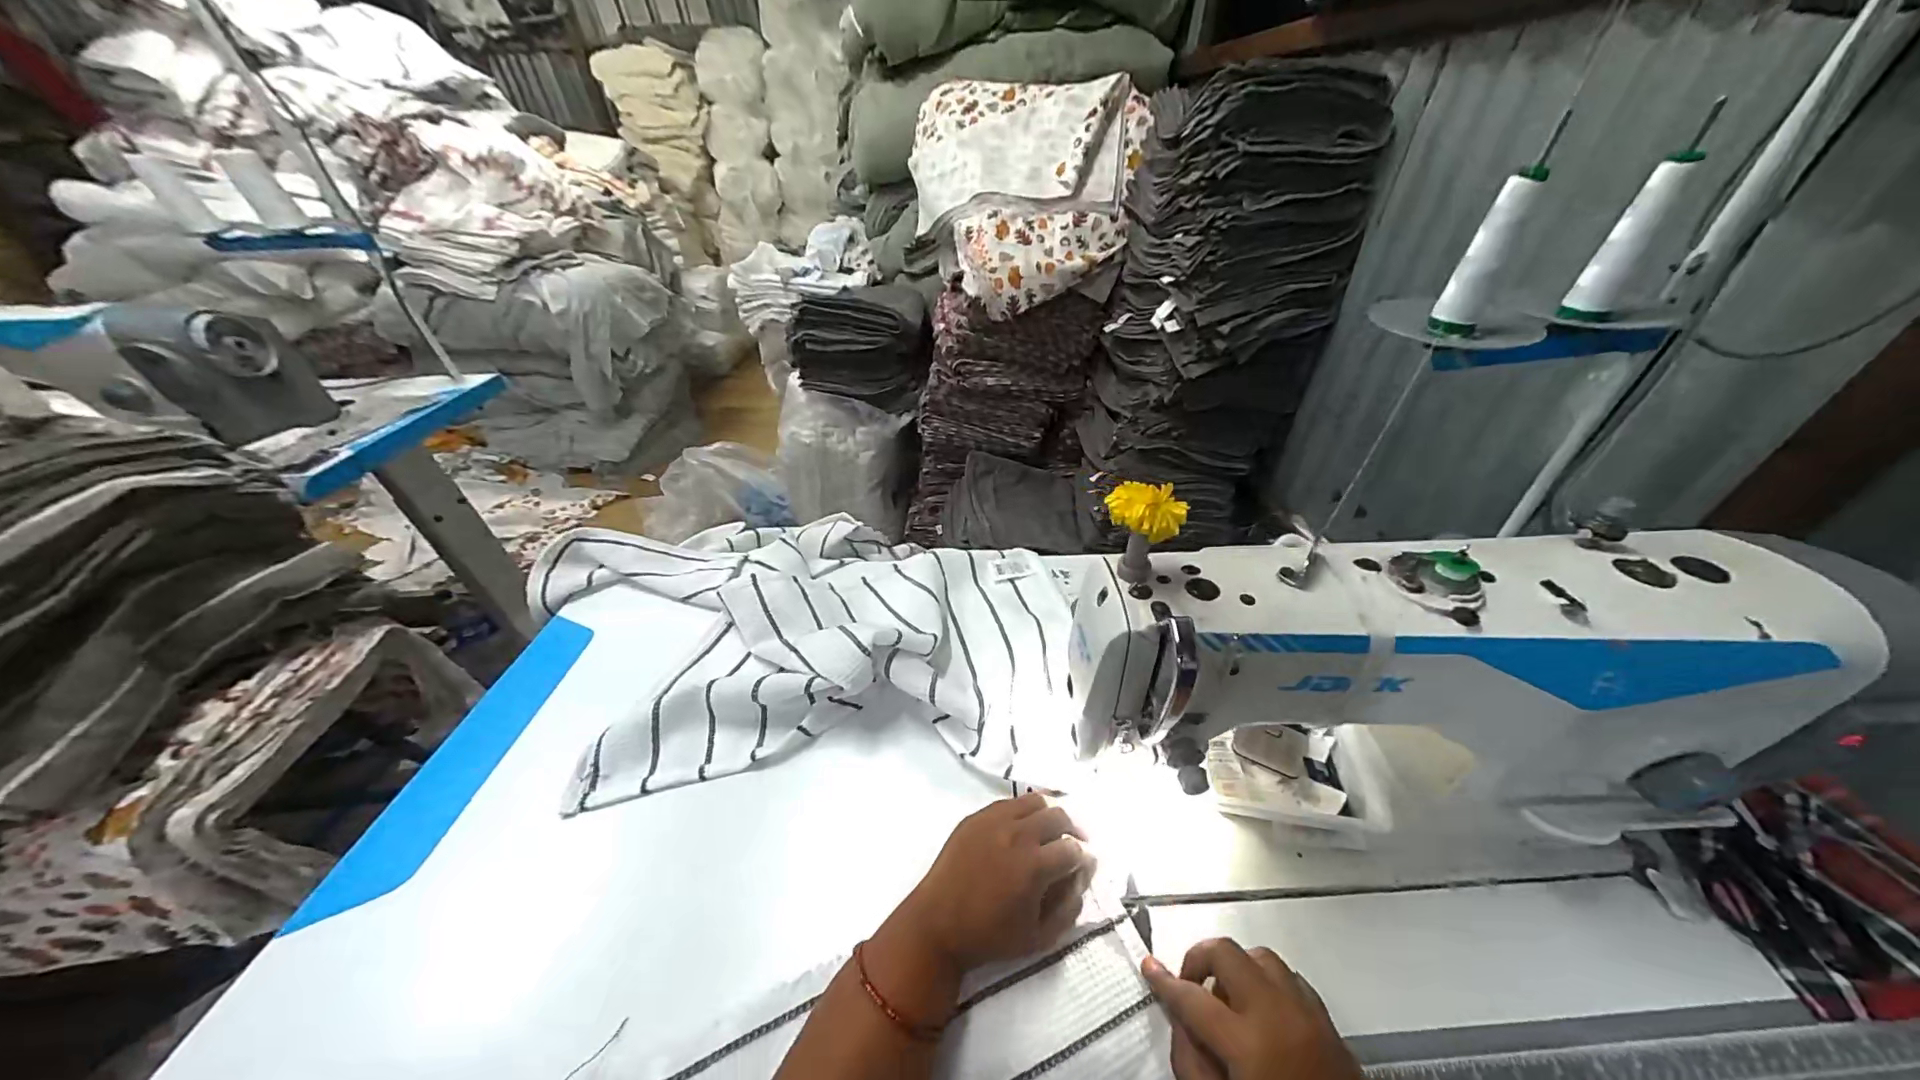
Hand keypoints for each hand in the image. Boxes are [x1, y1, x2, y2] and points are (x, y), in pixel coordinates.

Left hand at [892, 793, 1096, 973]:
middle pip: (1059, 816)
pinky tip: (1021, 829)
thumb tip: (1082, 875)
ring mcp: (993, 821)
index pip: (1074, 849)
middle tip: (1071, 846)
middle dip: (1071, 831)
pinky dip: (1022, 812)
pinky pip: (1008, 803)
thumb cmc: (989, 936)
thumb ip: (1069, 907)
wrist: (937, 924)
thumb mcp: (1039, 937)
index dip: (1082, 859)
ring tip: (1048, 832)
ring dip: (1048, 815)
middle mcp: (1017, 835)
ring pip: (1034, 801)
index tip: (1080, 868)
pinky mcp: (975, 817)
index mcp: (1034, 866)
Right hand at [1141, 938, 1359, 1079]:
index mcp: (1247, 1043)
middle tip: (1191, 985)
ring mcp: (1308, 1014)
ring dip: (1237, 969)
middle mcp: (1277, 1015)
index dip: (1164, 982)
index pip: (1191, 997)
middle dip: (1200, 959)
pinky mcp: (1330, 1023)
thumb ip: (1190, 1062)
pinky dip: (1269, 984)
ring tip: (1228, 998)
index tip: (1150, 968)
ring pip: (1261, 958)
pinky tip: (1263, 1011)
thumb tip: (1180, 1022)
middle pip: (1226, 953)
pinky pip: (1291, 981)